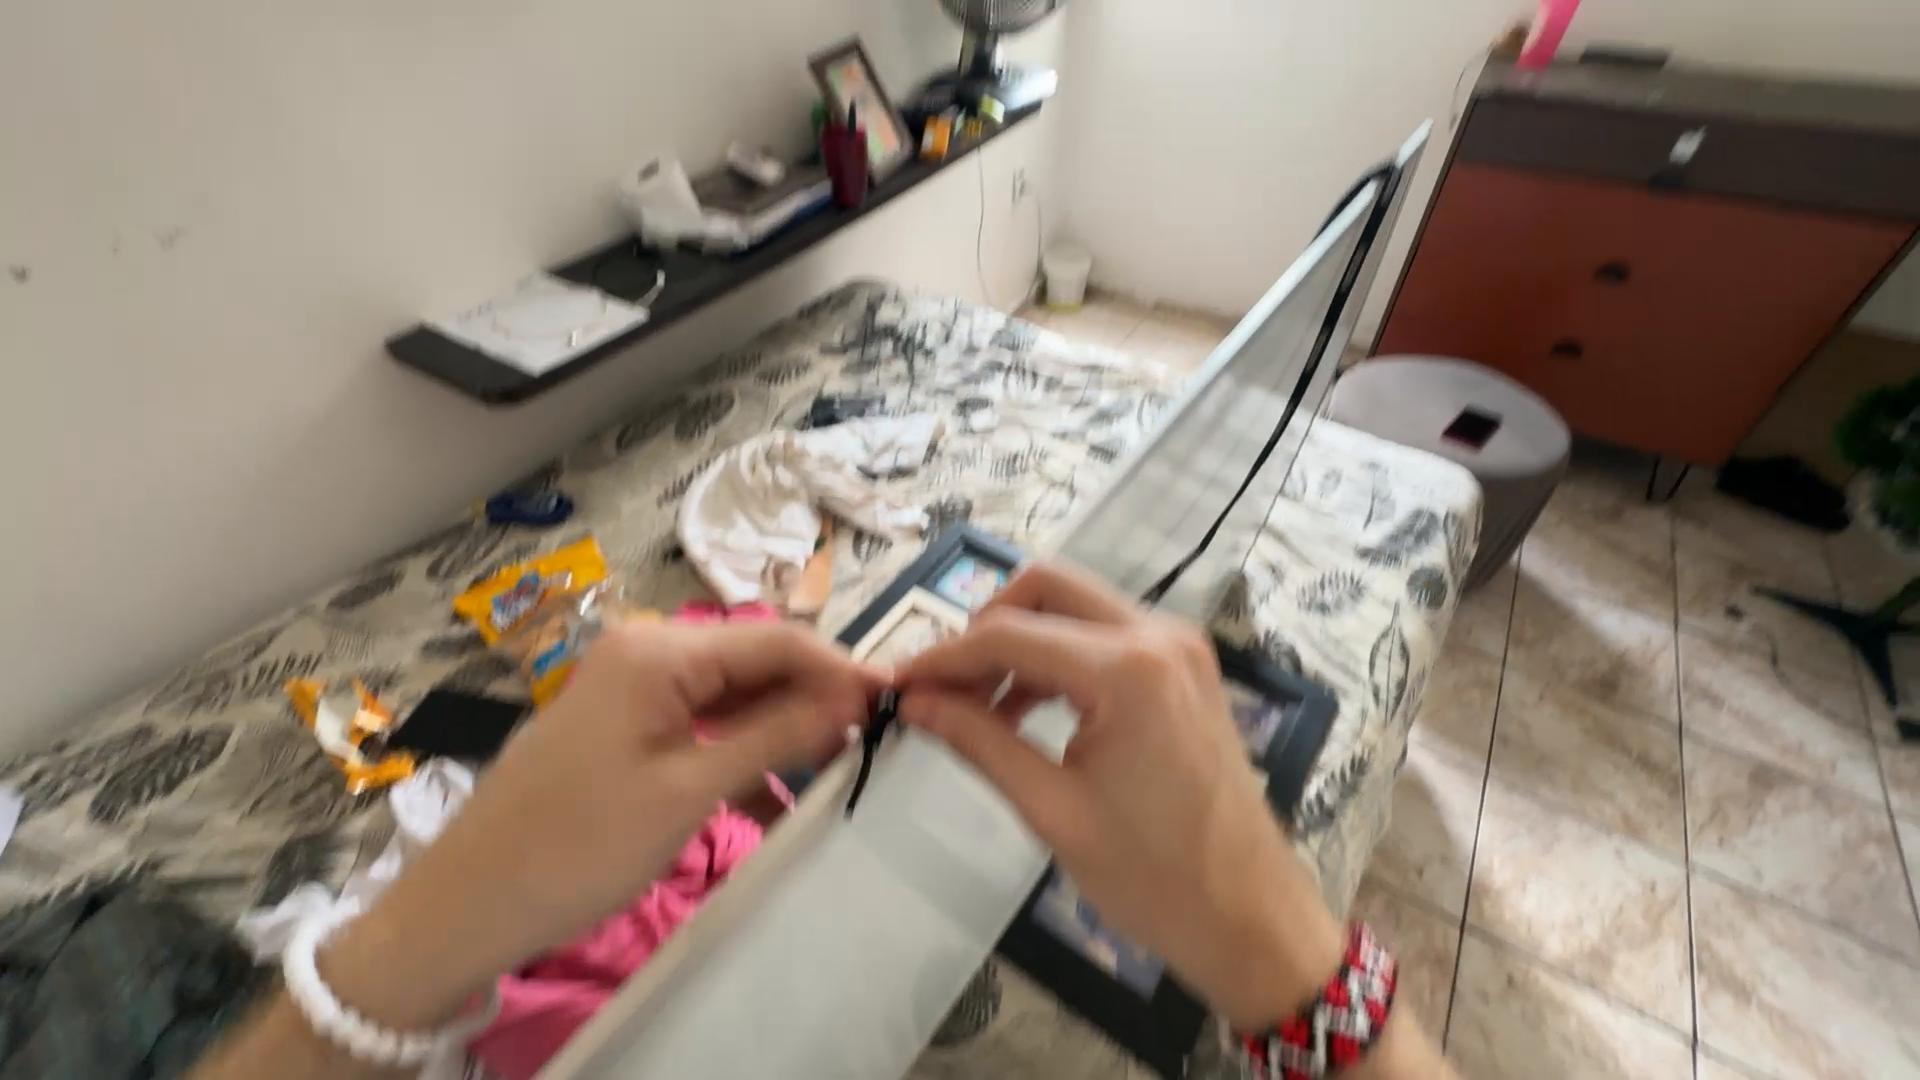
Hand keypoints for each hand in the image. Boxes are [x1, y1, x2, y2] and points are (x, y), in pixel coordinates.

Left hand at [321, 619, 881, 1028]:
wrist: (462, 910)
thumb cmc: (578, 847)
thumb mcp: (690, 791)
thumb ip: (775, 734)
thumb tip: (852, 698)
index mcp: (660, 651)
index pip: (775, 640)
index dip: (839, 666)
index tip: (893, 697)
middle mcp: (650, 651)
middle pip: (756, 662)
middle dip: (813, 698)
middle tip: (870, 738)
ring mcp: (637, 686)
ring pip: (734, 694)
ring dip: (782, 729)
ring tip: (834, 764)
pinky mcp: (630, 721)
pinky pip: (704, 722)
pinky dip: (742, 750)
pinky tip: (777, 793)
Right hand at [895, 562, 1344, 1029]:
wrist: (1252, 917)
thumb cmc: (1154, 878)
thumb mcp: (1051, 810)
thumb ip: (978, 741)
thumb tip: (914, 701)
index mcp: (1126, 669)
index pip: (1009, 634)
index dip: (944, 656)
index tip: (900, 683)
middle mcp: (1156, 633)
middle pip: (1044, 587)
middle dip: (984, 627)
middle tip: (947, 686)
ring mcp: (1176, 644)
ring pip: (1073, 605)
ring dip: (1019, 641)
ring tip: (980, 707)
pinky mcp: (1181, 663)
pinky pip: (1102, 633)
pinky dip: (1055, 657)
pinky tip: (1026, 709)